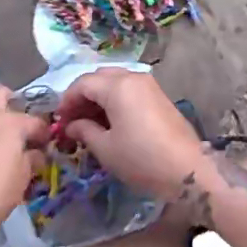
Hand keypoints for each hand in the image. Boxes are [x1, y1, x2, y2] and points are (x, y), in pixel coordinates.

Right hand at [57, 68, 203, 204]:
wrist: (187, 169)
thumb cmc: (141, 159)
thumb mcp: (106, 149)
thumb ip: (84, 131)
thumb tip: (71, 125)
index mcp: (117, 85)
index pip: (83, 83)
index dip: (67, 100)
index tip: (59, 120)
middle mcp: (133, 76)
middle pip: (99, 77)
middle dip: (82, 96)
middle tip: (72, 120)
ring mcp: (148, 84)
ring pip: (115, 81)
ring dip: (99, 97)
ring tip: (89, 123)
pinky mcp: (158, 95)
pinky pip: (129, 89)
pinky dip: (115, 99)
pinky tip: (110, 122)